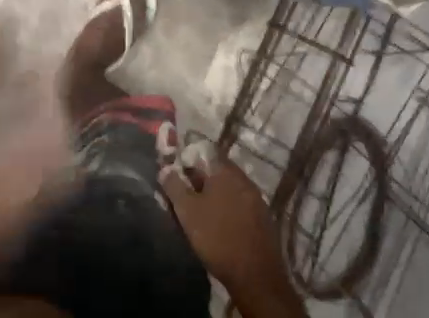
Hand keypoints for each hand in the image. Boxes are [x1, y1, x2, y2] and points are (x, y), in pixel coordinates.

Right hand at [160, 149, 296, 308]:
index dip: (187, 159)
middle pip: (217, 171)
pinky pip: (240, 205)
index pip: (204, 151)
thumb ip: (173, 185)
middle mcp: (244, 179)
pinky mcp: (263, 219)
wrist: (255, 276)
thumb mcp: (187, 210)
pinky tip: (219, 226)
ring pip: (229, 189)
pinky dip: (228, 210)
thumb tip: (165, 168)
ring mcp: (257, 200)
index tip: (176, 174)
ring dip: (214, 196)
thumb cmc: (217, 237)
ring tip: (199, 213)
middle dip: (199, 180)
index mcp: (225, 171)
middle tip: (184, 196)